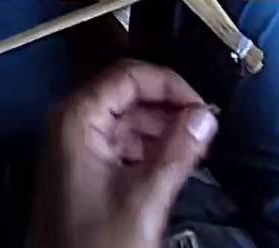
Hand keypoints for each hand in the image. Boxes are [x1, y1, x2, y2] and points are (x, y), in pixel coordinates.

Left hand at [27, 60, 218, 247]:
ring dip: (161, 126)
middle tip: (201, 126)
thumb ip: (179, 152)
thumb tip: (207, 115)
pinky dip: (148, 145)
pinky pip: (121, 138)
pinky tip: (171, 161)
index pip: (131, 75)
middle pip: (129, 91)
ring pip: (128, 114)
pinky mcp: (81, 165)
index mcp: (77, 118)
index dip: (170, 85)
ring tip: (192, 145)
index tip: (200, 106)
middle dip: (168, 107)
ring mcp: (74, 143)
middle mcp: (71, 121)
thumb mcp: (143, 202)